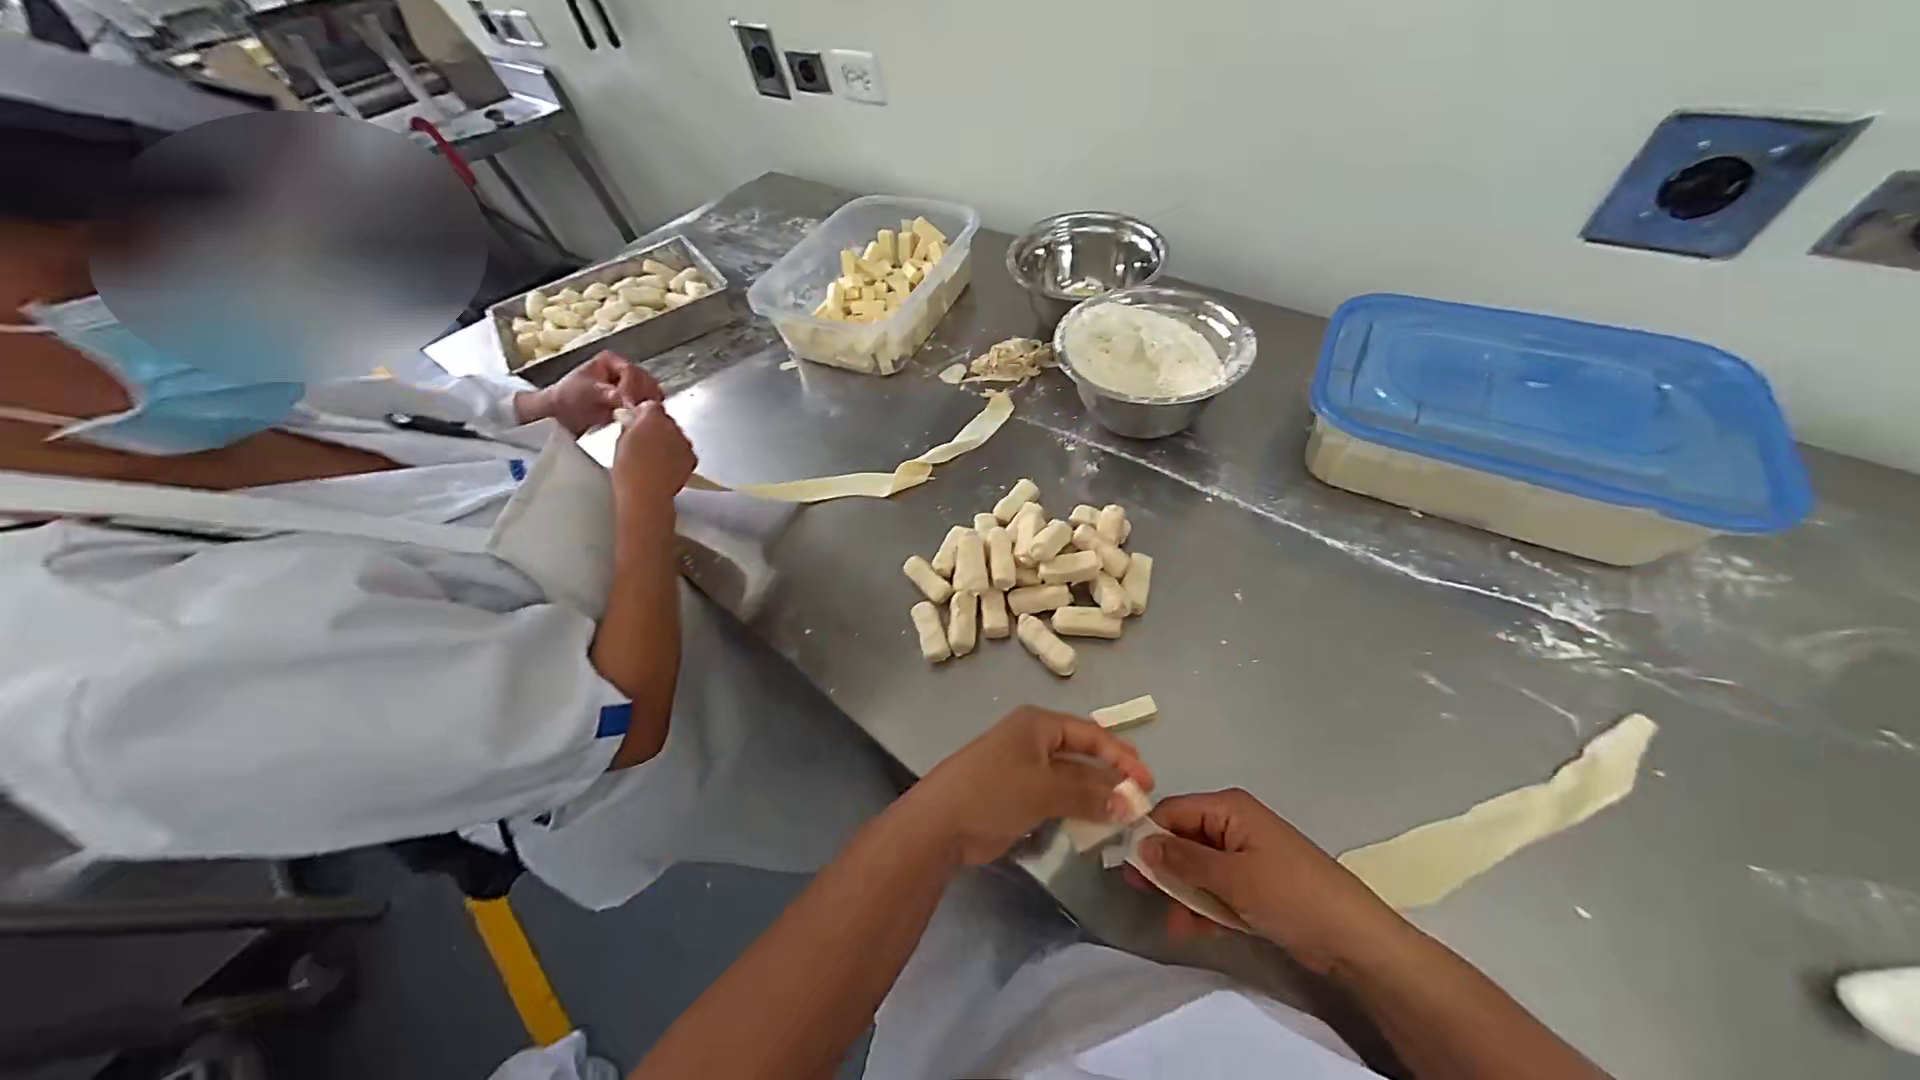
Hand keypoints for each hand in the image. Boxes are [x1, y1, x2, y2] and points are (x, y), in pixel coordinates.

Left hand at [517, 351, 663, 434]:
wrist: (563, 415)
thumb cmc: (569, 397)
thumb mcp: (587, 392)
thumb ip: (606, 393)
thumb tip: (623, 400)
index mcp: (612, 361)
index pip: (631, 372)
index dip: (631, 387)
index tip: (627, 403)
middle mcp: (625, 371)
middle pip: (646, 380)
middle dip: (644, 395)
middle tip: (637, 409)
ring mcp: (632, 386)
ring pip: (652, 391)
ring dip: (649, 403)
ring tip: (641, 414)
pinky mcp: (636, 401)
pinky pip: (650, 403)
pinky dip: (650, 409)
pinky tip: (645, 416)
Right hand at [611, 400, 695, 507]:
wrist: (646, 492)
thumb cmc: (628, 469)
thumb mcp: (621, 440)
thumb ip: (630, 426)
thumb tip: (633, 421)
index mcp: (652, 417)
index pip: (651, 406)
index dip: (644, 414)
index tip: (637, 421)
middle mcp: (673, 426)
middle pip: (666, 421)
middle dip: (657, 427)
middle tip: (645, 442)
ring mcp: (685, 442)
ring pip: (677, 435)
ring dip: (669, 441)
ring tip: (654, 457)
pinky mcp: (692, 457)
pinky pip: (684, 450)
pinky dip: (677, 455)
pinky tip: (666, 465)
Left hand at [899, 706, 1154, 865]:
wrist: (941, 823)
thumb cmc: (993, 791)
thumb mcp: (1044, 788)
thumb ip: (1088, 793)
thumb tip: (1130, 802)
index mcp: (1038, 725)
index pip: (1090, 734)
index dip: (1121, 755)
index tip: (1147, 782)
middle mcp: (1034, 741)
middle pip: (1083, 754)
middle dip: (1112, 774)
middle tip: (1141, 797)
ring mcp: (1025, 769)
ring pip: (1072, 778)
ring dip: (1097, 794)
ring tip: (1125, 814)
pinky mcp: (1020, 795)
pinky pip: (1058, 797)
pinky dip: (1078, 808)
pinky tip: (1097, 824)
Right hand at [1129, 789, 1414, 973]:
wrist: (1355, 941)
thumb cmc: (1290, 895)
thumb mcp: (1231, 877)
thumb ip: (1182, 859)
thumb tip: (1141, 843)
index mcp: (1228, 808)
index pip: (1172, 810)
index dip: (1147, 834)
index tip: (1126, 863)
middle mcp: (1233, 823)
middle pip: (1182, 837)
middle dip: (1164, 867)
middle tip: (1141, 893)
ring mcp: (1244, 853)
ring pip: (1196, 866)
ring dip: (1183, 892)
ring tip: (1177, 923)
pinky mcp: (1254, 881)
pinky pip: (1215, 885)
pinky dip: (1203, 904)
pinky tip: (1194, 927)